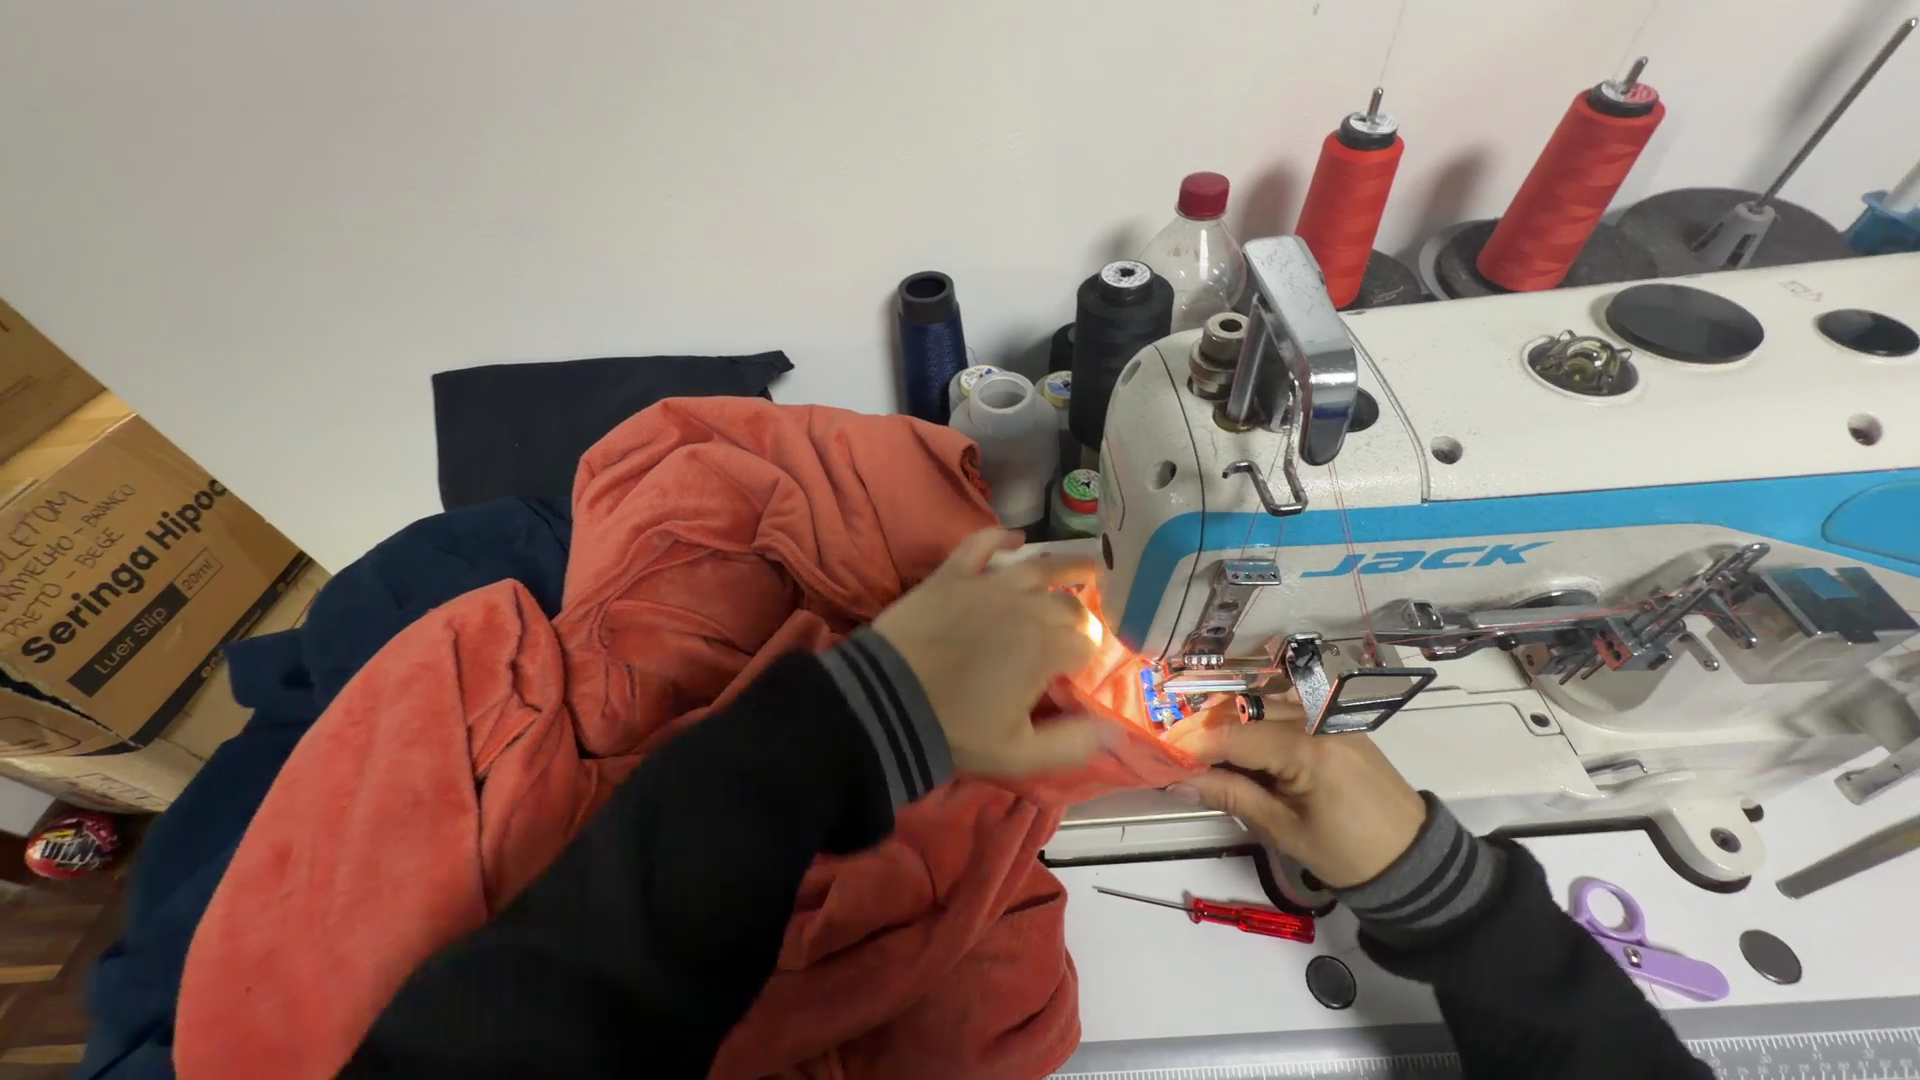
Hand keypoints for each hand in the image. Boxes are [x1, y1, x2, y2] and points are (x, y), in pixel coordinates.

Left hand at [870, 528, 1104, 776]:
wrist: (885, 702)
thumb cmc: (954, 730)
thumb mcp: (1018, 754)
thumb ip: (1072, 743)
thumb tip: (1114, 731)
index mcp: (1045, 649)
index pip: (1086, 641)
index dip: (1089, 652)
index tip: (1081, 664)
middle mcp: (1024, 607)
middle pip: (1068, 603)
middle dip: (1081, 615)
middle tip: (1079, 628)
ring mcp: (987, 585)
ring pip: (1038, 566)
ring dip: (1067, 565)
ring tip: (1087, 564)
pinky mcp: (952, 574)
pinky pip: (982, 544)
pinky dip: (1001, 538)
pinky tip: (1016, 539)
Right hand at [1170, 696, 1427, 887]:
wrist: (1414, 861)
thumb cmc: (1349, 854)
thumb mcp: (1283, 829)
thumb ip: (1230, 795)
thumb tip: (1176, 782)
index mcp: (1308, 748)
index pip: (1233, 735)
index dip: (1192, 745)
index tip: (1159, 755)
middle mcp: (1318, 718)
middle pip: (1243, 712)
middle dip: (1204, 732)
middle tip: (1171, 754)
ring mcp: (1329, 716)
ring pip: (1260, 706)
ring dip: (1226, 724)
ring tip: (1198, 752)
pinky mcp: (1334, 721)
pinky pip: (1283, 711)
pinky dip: (1254, 724)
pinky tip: (1236, 747)